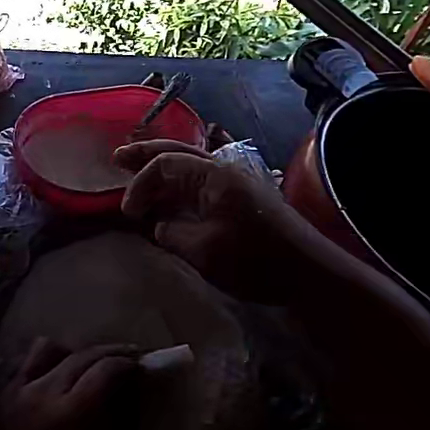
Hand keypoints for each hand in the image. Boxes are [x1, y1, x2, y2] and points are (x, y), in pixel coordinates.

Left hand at [0, 338, 137, 429]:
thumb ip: (119, 422)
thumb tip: (131, 391)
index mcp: (70, 412)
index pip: (104, 370)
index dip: (127, 363)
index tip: (142, 363)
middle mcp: (40, 392)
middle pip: (79, 356)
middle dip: (107, 353)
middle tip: (127, 356)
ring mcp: (16, 390)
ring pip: (46, 349)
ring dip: (71, 352)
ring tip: (86, 363)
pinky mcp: (0, 396)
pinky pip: (24, 364)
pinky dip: (43, 363)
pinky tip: (56, 375)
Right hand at [114, 139, 320, 302]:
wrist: (311, 276)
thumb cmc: (256, 261)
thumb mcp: (203, 251)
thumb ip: (172, 233)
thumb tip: (160, 226)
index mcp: (215, 177)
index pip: (166, 165)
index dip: (141, 185)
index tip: (128, 213)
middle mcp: (225, 171)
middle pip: (178, 152)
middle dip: (146, 155)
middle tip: (118, 157)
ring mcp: (236, 184)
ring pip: (191, 164)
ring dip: (162, 167)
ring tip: (136, 169)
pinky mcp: (243, 200)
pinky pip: (202, 180)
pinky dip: (179, 182)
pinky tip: (169, 192)